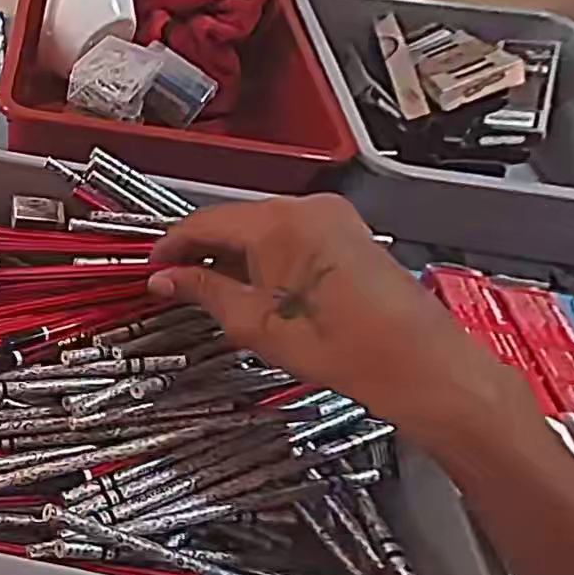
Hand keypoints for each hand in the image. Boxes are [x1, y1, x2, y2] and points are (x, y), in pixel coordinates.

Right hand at [147, 195, 532, 445]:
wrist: (420, 365)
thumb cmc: (345, 348)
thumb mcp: (255, 324)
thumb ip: (203, 291)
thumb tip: (165, 278)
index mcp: (278, 225)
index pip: (202, 222)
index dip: (171, 245)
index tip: (153, 266)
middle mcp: (305, 209)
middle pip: (230, 220)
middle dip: (198, 250)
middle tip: (175, 282)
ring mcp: (329, 218)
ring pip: (256, 226)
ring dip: (227, 253)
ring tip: (208, 289)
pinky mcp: (344, 232)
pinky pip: (285, 233)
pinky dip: (258, 254)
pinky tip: (249, 285)